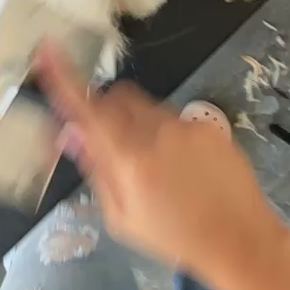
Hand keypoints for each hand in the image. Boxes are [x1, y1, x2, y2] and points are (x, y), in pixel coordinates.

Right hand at [33, 45, 289, 275]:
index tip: (48, 50)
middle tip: (108, 139)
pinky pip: (175, 119)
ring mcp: (186, 126)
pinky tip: (182, 166)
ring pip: (147, 108)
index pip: (87, 108)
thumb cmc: (174, 237)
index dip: (63, 77)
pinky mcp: (209, 126)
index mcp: (128, 158)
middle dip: (105, 109)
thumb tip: (71, 133)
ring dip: (138, 125)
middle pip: (117, 97)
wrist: (240, 240)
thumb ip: (96, 169)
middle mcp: (156, 132)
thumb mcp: (121, 217)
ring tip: (155, 165)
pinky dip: (167, 135)